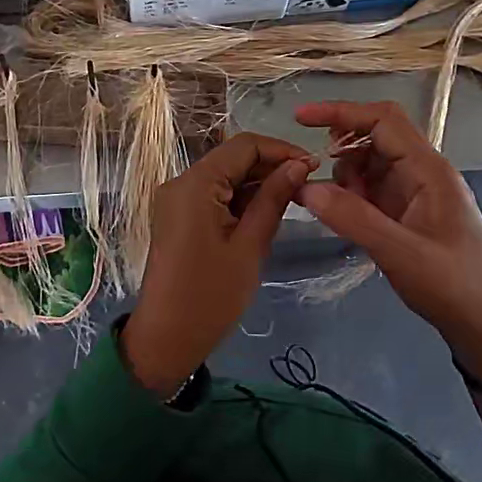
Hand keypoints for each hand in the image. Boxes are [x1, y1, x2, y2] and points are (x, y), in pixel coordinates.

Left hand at [123, 133, 315, 395]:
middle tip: (308, 187)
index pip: (243, 146)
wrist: (167, 336)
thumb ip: (274, 199)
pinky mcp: (177, 216)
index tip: (314, 166)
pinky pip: (212, 195)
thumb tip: (299, 165)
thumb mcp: (250, 245)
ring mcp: (175, 199)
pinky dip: (238, 200)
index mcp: (194, 184)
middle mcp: (180, 182)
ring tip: (293, 201)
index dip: (281, 150)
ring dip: (256, 184)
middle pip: (231, 158)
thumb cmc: (211, 295)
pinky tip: (264, 214)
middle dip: (270, 167)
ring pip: (223, 177)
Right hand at [294, 102, 481, 389]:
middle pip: (375, 138)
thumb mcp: (400, 253)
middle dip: (341, 150)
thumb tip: (306, 187)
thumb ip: (353, 218)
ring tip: (336, 209)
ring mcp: (415, 193)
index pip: (383, 121)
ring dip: (346, 176)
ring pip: (370, 163)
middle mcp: (423, 174)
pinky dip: (351, 195)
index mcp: (430, 171)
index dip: (342, 113)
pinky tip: (343, 217)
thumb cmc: (452, 286)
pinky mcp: (407, 213)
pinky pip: (372, 189)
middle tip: (314, 177)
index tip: (300, 118)